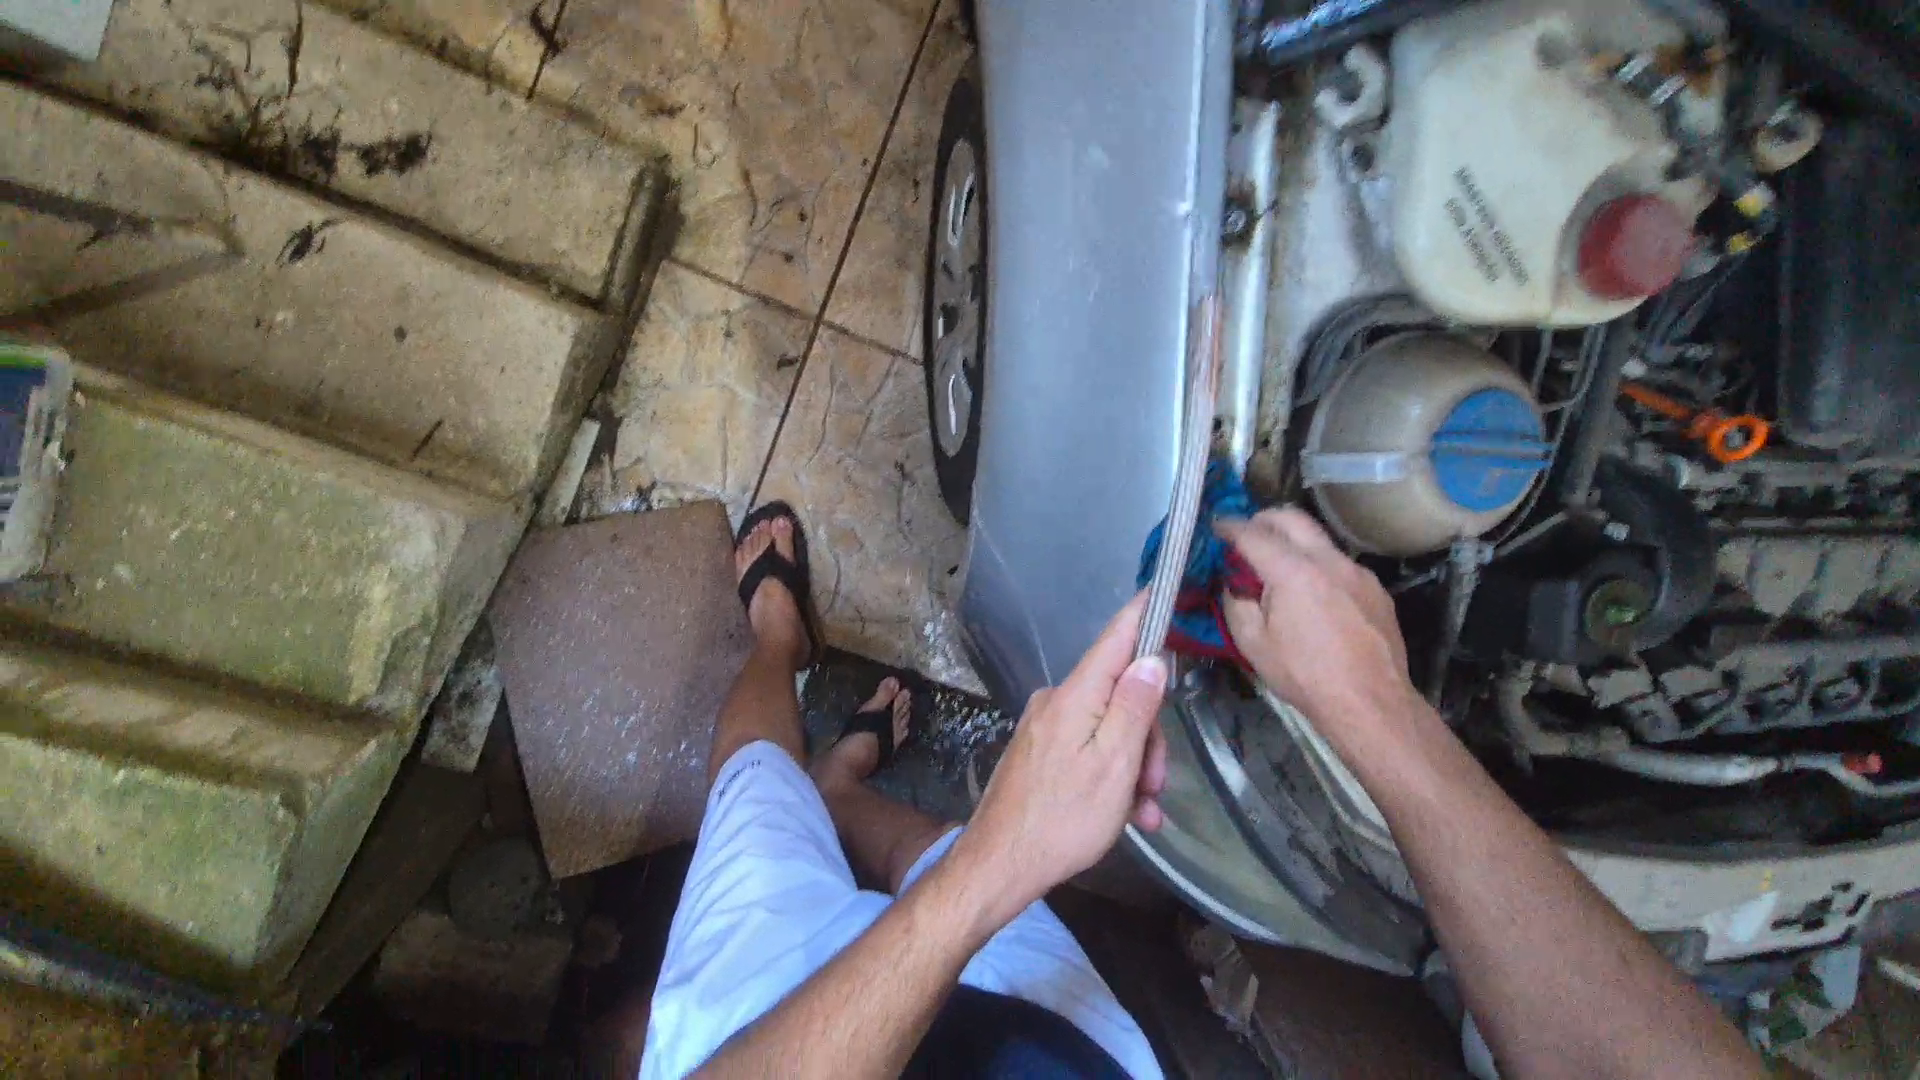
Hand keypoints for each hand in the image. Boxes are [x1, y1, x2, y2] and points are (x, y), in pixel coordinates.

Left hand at [957, 594, 1169, 914]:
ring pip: (1107, 728)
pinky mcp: (1040, 751)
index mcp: (1075, 695)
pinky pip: (1087, 749)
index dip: (1142, 614)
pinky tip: (1124, 815)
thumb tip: (1151, 657)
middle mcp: (1056, 701)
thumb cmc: (1063, 817)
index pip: (1115, 638)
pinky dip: (1110, 777)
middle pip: (1119, 694)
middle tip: (1155, 783)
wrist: (1000, 864)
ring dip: (1132, 766)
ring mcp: (1045, 726)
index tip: (1163, 588)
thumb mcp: (1114, 764)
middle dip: (1147, 736)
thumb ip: (1134, 707)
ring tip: (1140, 812)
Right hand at [1217, 509, 1425, 749]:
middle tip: (1246, 533)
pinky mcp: (1375, 588)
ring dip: (1293, 542)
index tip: (1216, 527)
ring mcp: (1358, 572)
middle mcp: (1329, 560)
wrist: (1369, 702)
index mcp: (1294, 572)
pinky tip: (1312, 594)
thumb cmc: (1304, 675)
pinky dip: (1318, 566)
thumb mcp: (1253, 644)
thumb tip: (1234, 586)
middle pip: (1292, 518)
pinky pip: (1340, 564)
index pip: (1254, 535)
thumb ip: (1236, 605)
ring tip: (1277, 566)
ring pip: (1319, 539)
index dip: (1230, 527)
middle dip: (1263, 519)